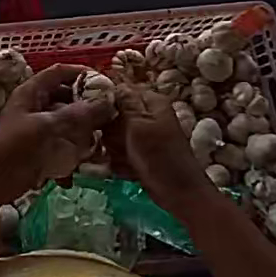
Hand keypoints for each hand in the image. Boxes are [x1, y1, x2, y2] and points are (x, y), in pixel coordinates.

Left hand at [0, 65, 115, 198]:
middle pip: (66, 98)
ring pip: (67, 124)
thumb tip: (108, 102)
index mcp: (32, 93)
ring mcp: (37, 128)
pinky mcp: (39, 149)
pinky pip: (62, 146)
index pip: (59, 73)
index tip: (105, 82)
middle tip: (109, 116)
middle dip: (87, 108)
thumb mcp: (49, 126)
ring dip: (82, 134)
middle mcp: (35, 106)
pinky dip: (71, 156)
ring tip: (98, 144)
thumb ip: (79, 114)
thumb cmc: (17, 147)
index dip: (82, 73)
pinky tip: (77, 171)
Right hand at [107, 87, 209, 213]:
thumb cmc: (159, 157)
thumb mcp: (140, 124)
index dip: (105, 102)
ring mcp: (144, 134)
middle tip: (110, 142)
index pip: (119, 91)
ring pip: (115, 133)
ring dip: (112, 146)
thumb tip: (111, 82)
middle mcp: (148, 114)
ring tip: (119, 157)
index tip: (96, 116)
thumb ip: (126, 102)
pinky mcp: (141, 152)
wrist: (179, 194)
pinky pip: (120, 150)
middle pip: (115, 113)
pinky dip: (119, 159)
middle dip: (108, 128)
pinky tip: (123, 168)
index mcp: (151, 102)